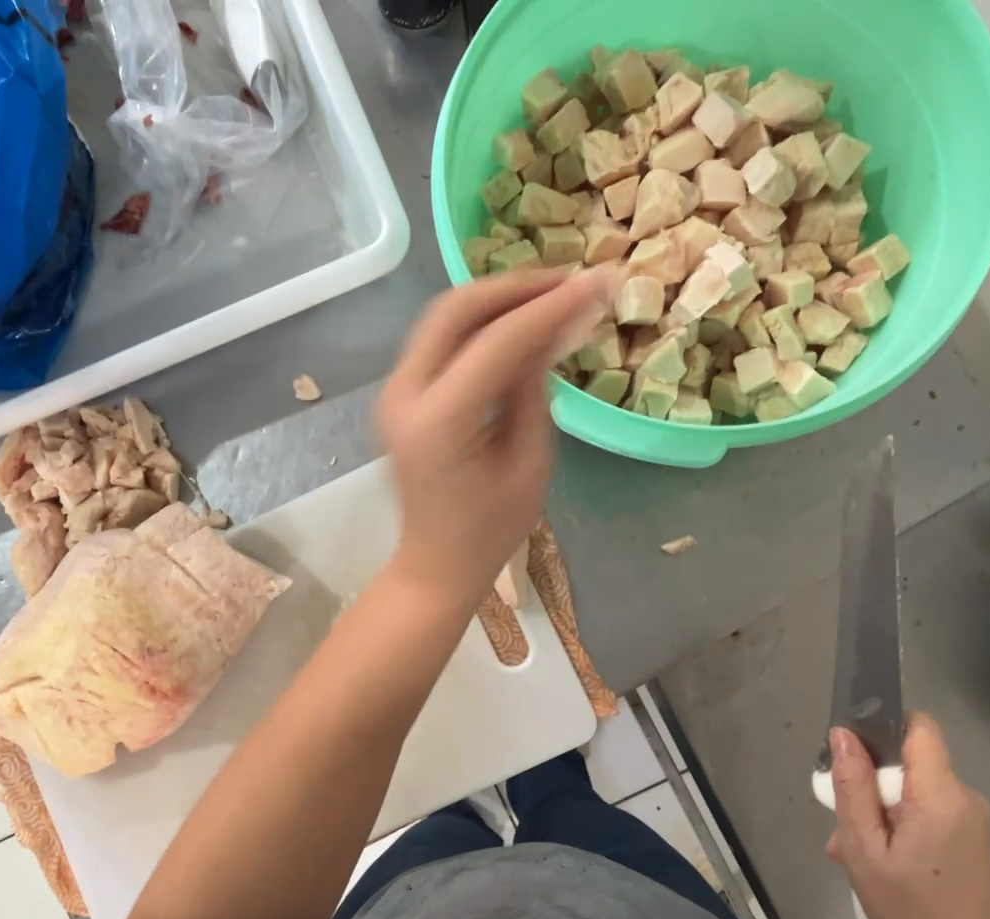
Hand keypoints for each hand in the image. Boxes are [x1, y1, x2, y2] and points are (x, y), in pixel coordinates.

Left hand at [376, 266, 621, 598]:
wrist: (434, 566)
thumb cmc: (490, 532)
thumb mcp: (529, 463)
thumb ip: (534, 389)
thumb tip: (553, 326)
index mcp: (440, 421)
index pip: (498, 341)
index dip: (551, 306)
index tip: (597, 283)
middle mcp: (404, 395)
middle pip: (456, 309)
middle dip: (516, 287)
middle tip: (569, 282)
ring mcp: (393, 392)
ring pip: (442, 317)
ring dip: (496, 299)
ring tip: (550, 295)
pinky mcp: (397, 395)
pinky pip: (438, 340)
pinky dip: (477, 322)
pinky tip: (515, 322)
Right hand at [825, 712, 989, 918]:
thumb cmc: (908, 911)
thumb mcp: (863, 849)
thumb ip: (853, 787)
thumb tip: (843, 734)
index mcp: (941, 796)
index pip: (920, 728)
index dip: (885, 729)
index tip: (856, 758)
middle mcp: (969, 800)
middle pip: (915, 764)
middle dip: (876, 785)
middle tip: (846, 827)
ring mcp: (981, 824)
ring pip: (923, 794)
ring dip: (888, 812)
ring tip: (861, 855)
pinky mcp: (982, 845)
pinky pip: (938, 816)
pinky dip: (910, 828)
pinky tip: (891, 866)